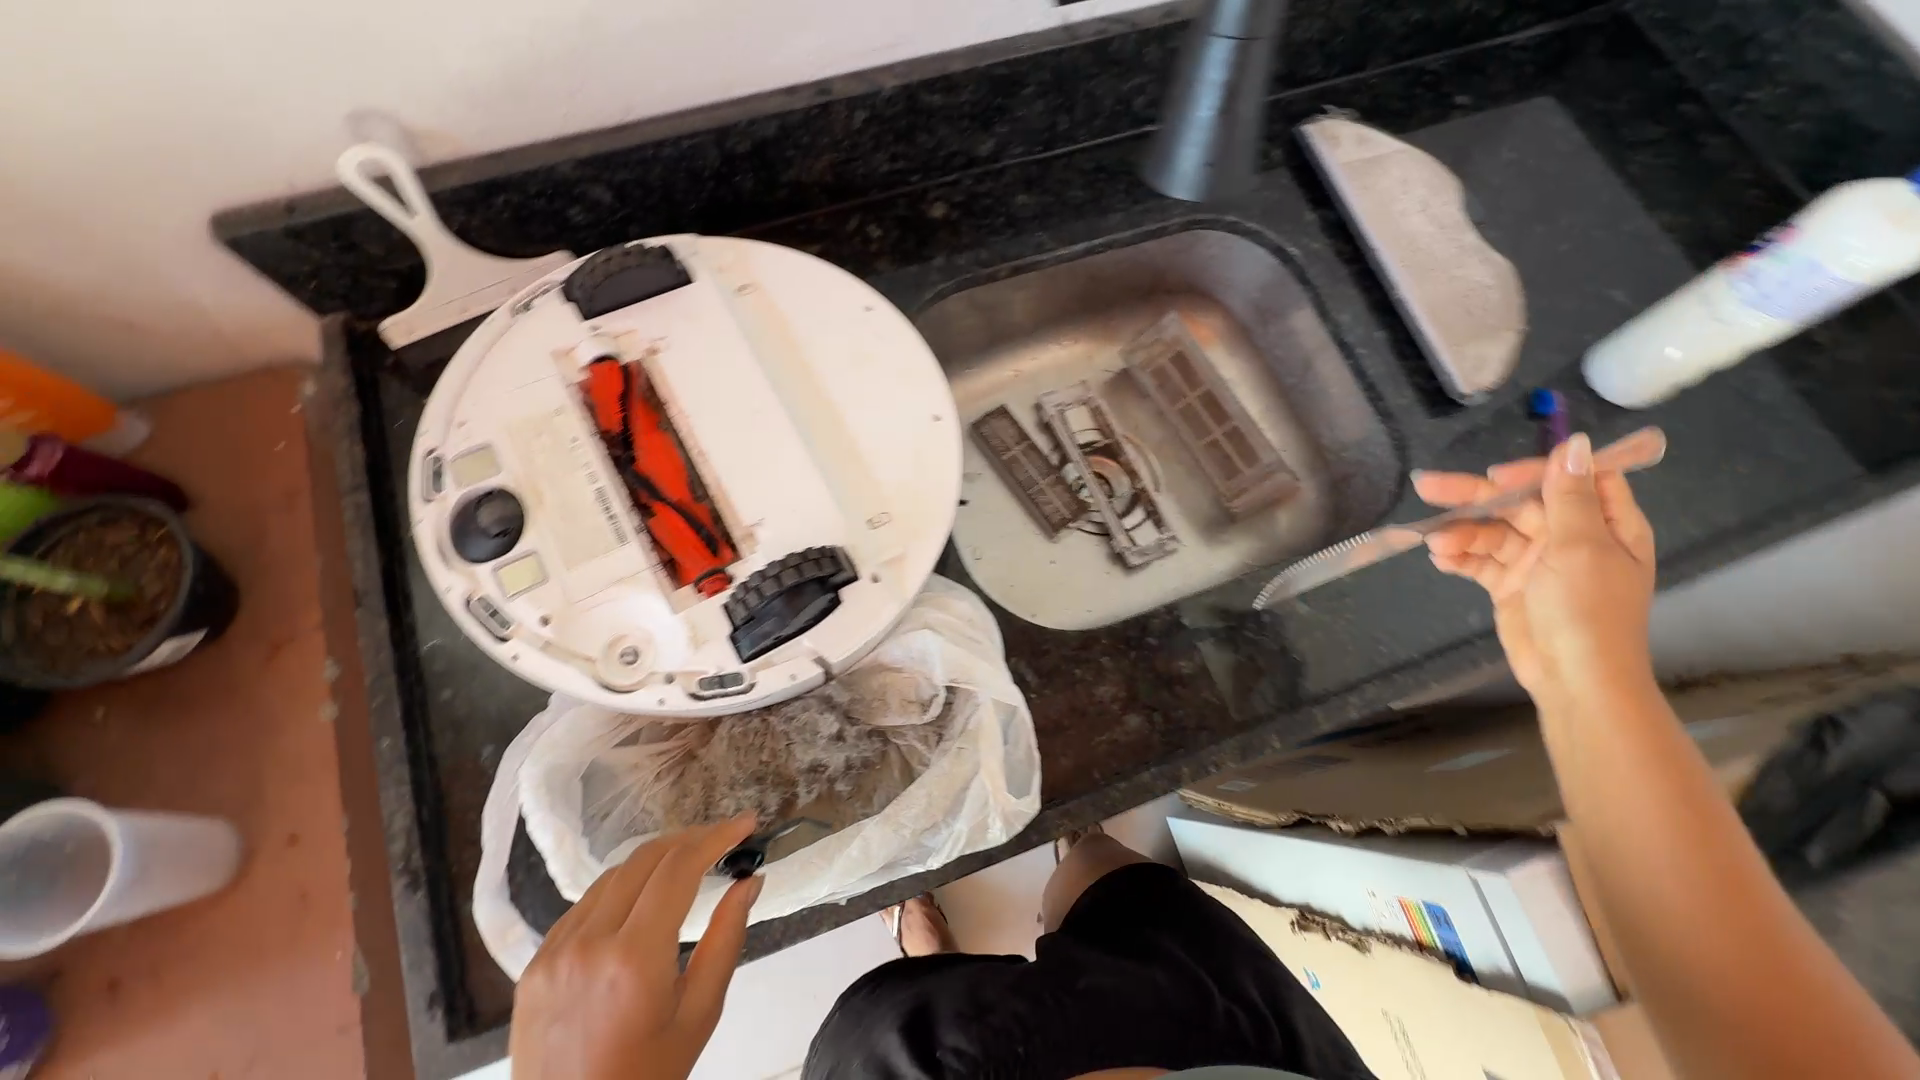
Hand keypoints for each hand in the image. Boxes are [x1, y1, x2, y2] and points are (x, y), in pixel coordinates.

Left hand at [510, 814, 762, 1079]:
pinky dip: (619, 890)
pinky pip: (583, 906)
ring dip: (654, 861)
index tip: (745, 823)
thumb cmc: (648, 1076)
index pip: (679, 868)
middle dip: (689, 839)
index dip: (716, 837)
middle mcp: (589, 942)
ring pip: (611, 877)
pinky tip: (641, 901)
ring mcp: (554, 951)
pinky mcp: (534, 964)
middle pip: (644, 859)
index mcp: (635, 957)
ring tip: (688, 864)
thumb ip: (726, 940)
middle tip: (723, 839)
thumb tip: (750, 882)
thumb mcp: (700, 1015)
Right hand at [1411, 433, 1656, 705]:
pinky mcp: (1511, 585)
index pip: (1571, 480)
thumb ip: (1569, 495)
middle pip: (1519, 503)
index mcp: (1605, 524)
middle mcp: (1572, 537)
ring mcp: (1538, 562)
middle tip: (1428, 486)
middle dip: (1475, 498)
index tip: (1497, 475)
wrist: (1573, 678)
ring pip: (1493, 532)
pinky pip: (1481, 561)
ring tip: (1436, 545)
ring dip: (1462, 534)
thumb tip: (1574, 443)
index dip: (1534, 471)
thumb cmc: (1588, 610)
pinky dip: (1460, 558)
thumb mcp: (1581, 547)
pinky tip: (1441, 560)